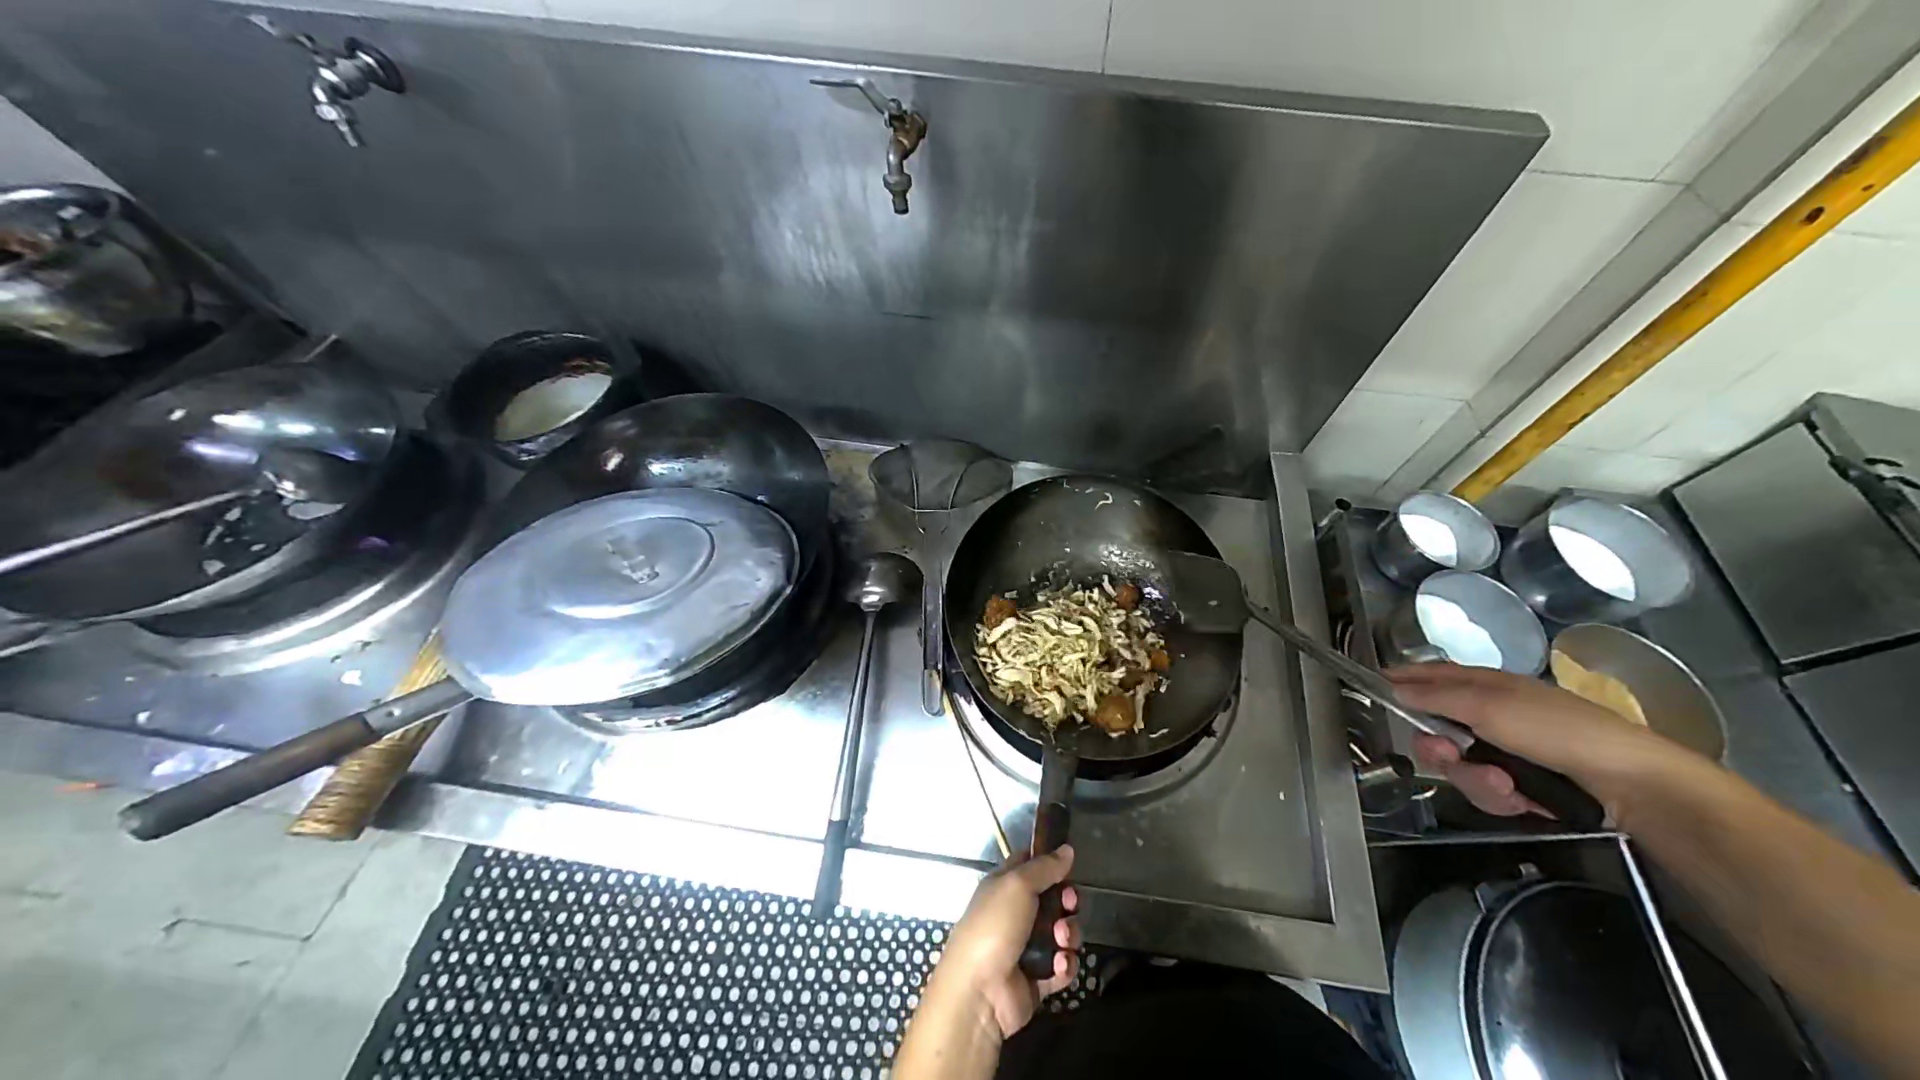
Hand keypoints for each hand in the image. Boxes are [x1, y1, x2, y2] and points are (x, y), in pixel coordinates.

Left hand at [927, 846, 1080, 1039]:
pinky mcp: (1039, 978)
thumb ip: (1044, 867)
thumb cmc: (994, 926)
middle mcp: (1016, 914)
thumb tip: (1067, 849)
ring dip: (1068, 935)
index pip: (1031, 866)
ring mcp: (1028, 947)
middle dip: (1067, 902)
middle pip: (1054, 900)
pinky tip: (1058, 966)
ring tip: (1061, 940)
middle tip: (1068, 905)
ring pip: (1062, 933)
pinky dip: (1064, 966)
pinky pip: (1062, 966)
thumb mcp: (1017, 885)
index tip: (1068, 868)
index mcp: (1004, 887)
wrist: (979, 990)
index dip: (1051, 865)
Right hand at [1388, 663, 1700, 818]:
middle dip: (1439, 748)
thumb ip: (1436, 697)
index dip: (1401, 682)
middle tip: (1448, 756)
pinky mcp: (1523, 780)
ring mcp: (1507, 748)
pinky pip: (1486, 788)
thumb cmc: (1557, 731)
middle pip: (1436, 729)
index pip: (1429, 676)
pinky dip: (1499, 796)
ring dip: (1474, 779)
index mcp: (1484, 685)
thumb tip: (1392, 685)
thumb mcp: (1489, 707)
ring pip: (1459, 765)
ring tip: (1504, 786)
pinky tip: (1520, 798)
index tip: (1374, 692)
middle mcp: (1491, 713)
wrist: (1631, 784)